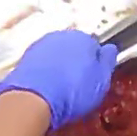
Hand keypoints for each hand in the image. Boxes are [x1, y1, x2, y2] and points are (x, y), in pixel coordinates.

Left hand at [0, 30, 117, 129]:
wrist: (34, 99)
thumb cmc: (73, 92)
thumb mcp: (100, 82)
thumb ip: (108, 63)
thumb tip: (111, 49)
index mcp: (84, 39)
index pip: (95, 48)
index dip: (96, 65)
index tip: (94, 81)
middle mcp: (62, 36)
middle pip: (74, 50)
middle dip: (76, 65)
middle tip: (77, 88)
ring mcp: (42, 45)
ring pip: (57, 56)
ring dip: (60, 69)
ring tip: (61, 92)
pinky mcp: (26, 58)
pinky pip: (42, 66)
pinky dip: (45, 75)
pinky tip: (47, 91)